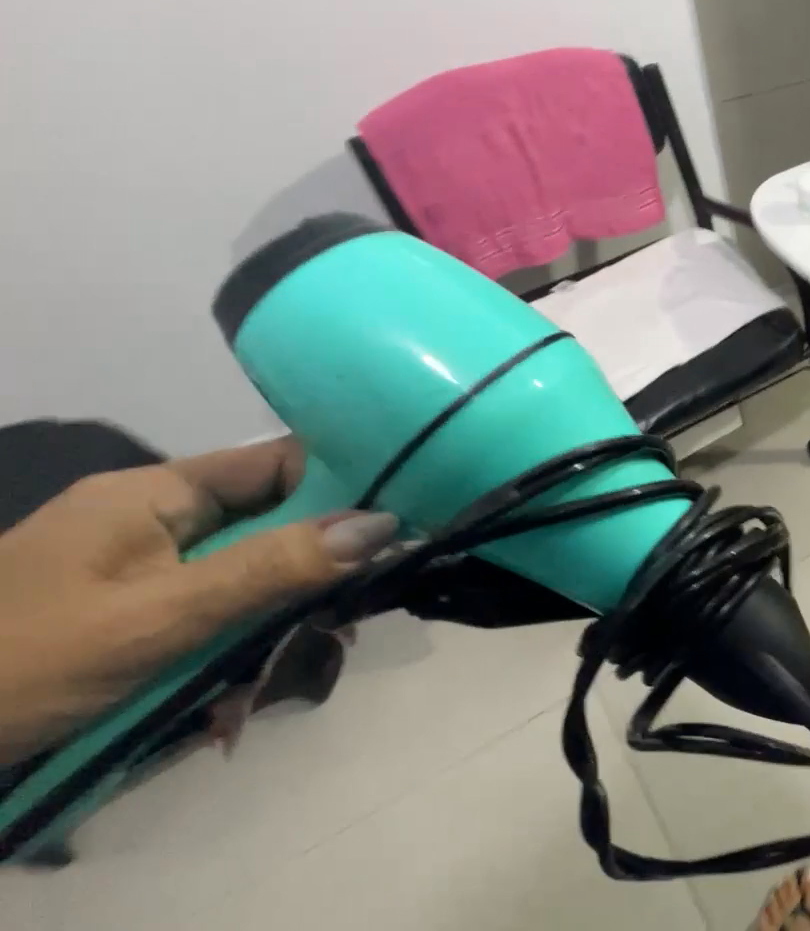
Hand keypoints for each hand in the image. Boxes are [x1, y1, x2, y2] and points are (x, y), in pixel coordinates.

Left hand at [0, 438, 396, 764]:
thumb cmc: (15, 665)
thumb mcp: (156, 619)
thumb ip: (272, 569)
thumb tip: (386, 526)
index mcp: (152, 496)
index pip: (279, 462)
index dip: (348, 479)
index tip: (410, 514)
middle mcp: (155, 523)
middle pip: (275, 525)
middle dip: (318, 573)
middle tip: (352, 621)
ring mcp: (144, 576)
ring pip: (253, 580)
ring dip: (279, 626)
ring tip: (291, 676)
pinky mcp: (136, 625)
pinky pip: (217, 623)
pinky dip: (236, 658)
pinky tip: (231, 706)